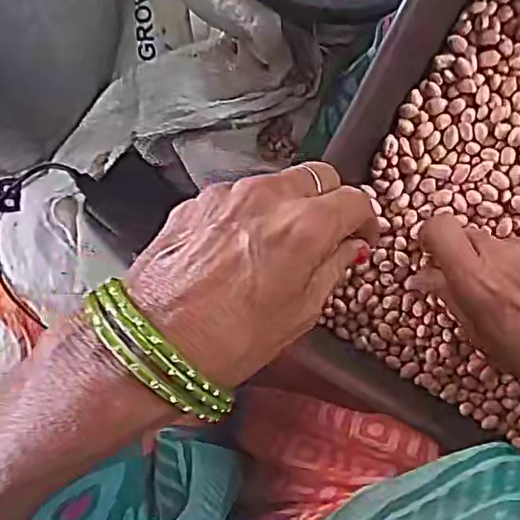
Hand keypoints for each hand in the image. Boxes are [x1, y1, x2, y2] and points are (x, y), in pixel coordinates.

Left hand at [124, 163, 375, 387]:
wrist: (154, 343)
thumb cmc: (225, 340)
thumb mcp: (299, 314)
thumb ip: (332, 269)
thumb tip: (349, 248)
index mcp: (302, 226)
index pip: (354, 198)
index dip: (365, 219)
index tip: (362, 235)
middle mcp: (266, 197)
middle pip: (318, 175)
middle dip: (331, 201)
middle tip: (329, 234)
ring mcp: (227, 195)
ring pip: (277, 183)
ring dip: (290, 205)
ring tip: (282, 246)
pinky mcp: (196, 202)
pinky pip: (239, 196)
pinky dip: (252, 213)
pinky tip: (243, 248)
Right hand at [416, 213, 519, 399]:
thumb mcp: (480, 334)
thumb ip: (450, 297)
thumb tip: (426, 276)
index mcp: (476, 279)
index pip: (440, 228)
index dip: (433, 236)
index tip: (435, 250)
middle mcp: (505, 254)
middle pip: (474, 237)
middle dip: (473, 259)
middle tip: (486, 289)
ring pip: (510, 246)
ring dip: (511, 266)